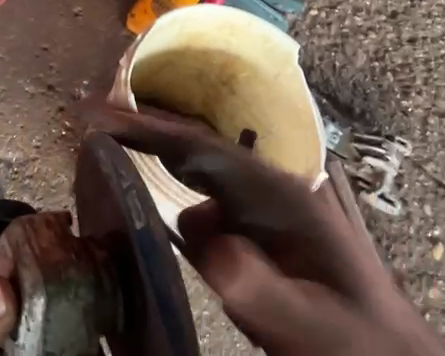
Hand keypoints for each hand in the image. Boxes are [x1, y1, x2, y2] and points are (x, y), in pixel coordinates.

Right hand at [88, 104, 444, 355]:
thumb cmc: (360, 350)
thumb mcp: (310, 329)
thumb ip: (257, 285)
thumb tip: (194, 231)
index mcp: (281, 195)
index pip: (198, 145)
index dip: (142, 125)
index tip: (89, 112)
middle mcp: (269, 191)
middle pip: (190, 146)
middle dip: (139, 131)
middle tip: (84, 123)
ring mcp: (264, 213)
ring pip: (194, 177)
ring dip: (155, 166)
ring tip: (111, 166)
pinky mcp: (258, 238)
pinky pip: (204, 213)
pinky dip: (176, 212)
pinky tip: (157, 229)